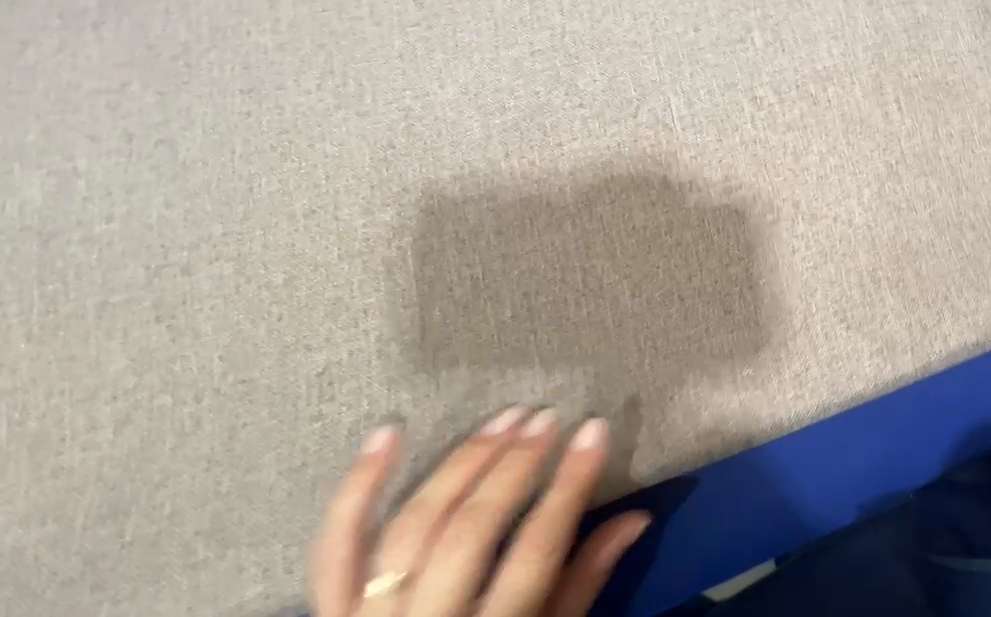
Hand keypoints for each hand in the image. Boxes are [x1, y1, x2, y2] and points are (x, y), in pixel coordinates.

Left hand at [311, 408, 649, 616]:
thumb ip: (585, 580)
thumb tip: (636, 516)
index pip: (537, 548)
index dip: (570, 483)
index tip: (594, 429)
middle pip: (473, 531)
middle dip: (515, 465)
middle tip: (547, 417)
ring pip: (414, 525)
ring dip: (461, 462)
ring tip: (503, 419)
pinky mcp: (329, 612)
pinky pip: (337, 545)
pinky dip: (358, 484)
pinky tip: (389, 429)